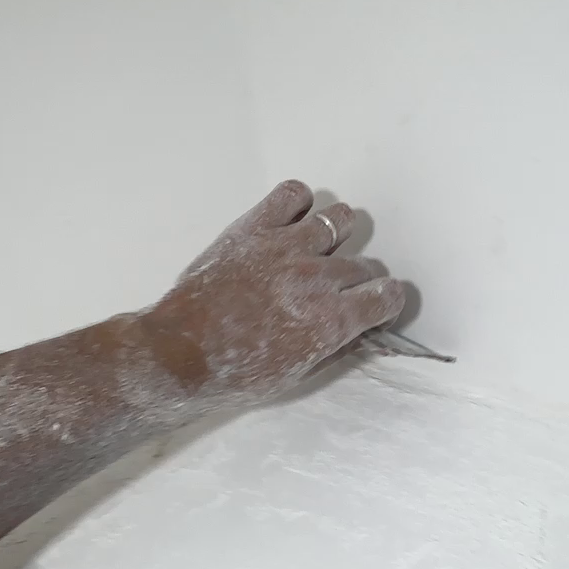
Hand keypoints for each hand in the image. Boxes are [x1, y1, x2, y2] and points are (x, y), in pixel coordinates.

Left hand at [139, 180, 406, 405]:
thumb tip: (360, 331)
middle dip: (358, 280)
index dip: (386, 300)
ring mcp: (287, 247)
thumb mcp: (297, 375)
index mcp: (332, 320)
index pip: (388, 295)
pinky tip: (292, 221)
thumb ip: (336, 347)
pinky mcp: (256, 227)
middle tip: (336, 290)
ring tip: (321, 249)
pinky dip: (299, 203)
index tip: (376, 304)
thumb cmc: (237, 375)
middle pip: (364, 266)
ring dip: (338, 236)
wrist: (180, 354)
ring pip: (340, 220)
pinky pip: (293, 193)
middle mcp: (318, 279)